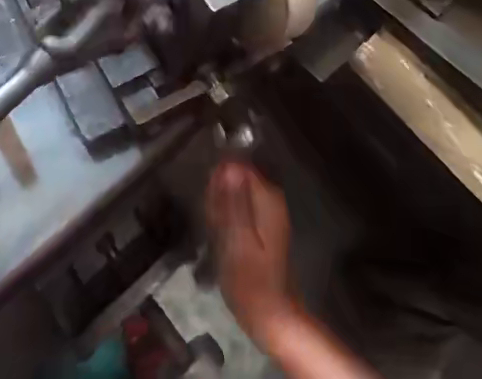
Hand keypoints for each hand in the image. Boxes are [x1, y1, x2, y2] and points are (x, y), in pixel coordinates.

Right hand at [206, 158, 299, 342]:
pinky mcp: (262, 226)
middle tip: (214, 224)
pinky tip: (221, 238)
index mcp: (267, 197)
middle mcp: (271, 198)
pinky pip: (238, 209)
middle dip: (219, 196)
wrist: (270, 316)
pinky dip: (226, 220)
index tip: (210, 204)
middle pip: (236, 179)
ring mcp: (267, 212)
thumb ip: (233, 200)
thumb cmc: (251, 280)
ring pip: (235, 195)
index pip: (238, 166)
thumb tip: (227, 165)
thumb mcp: (236, 238)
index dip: (219, 180)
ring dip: (220, 209)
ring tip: (216, 234)